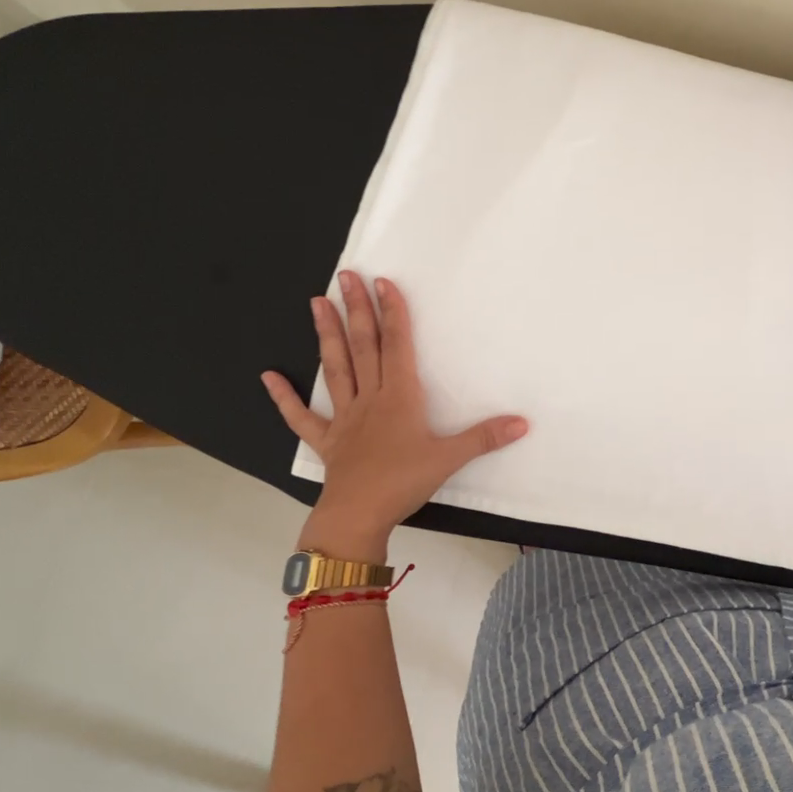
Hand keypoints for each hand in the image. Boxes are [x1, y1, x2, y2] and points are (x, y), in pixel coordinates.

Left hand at [262, 271, 527, 559]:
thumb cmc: (403, 482)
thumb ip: (485, 437)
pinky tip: (268, 376)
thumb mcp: (450, 458)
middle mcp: (370, 399)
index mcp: (400, 398)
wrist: (357, 515)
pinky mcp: (326, 441)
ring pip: (335, 368)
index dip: (393, 313)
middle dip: (356, 309)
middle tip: (346, 276)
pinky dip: (284, 397)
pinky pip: (301, 417)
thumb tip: (523, 422)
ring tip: (317, 302)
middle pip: (363, 346)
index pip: (397, 346)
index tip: (383, 282)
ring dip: (326, 335)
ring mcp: (344, 418)